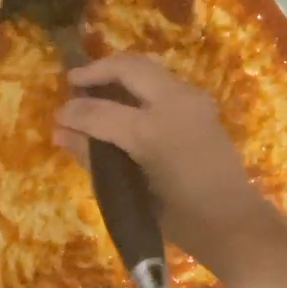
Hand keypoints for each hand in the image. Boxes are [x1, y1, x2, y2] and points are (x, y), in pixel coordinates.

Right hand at [52, 54, 274, 253]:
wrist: (231, 221)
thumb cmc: (177, 217)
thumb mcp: (127, 191)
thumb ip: (92, 157)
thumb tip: (60, 134)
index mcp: (153, 131)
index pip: (99, 111)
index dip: (72, 113)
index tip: (55, 118)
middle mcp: (174, 103)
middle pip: (128, 67)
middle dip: (96, 71)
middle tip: (72, 83)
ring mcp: (191, 99)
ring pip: (147, 67)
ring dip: (118, 72)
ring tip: (94, 89)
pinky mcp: (200, 104)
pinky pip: (161, 81)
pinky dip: (136, 84)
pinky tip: (121, 102)